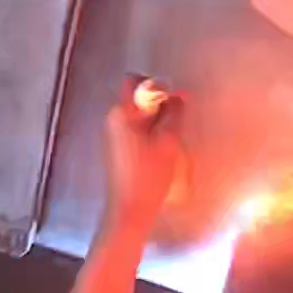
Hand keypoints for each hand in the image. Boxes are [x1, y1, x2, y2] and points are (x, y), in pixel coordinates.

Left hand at [100, 75, 182, 240]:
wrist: (130, 211)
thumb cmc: (149, 175)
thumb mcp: (168, 140)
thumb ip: (174, 113)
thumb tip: (180, 94)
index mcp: (121, 112)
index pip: (133, 81)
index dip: (154, 84)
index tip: (172, 99)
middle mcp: (113, 118)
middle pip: (136, 96)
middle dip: (158, 102)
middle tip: (176, 118)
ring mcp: (114, 133)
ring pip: (138, 113)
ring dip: (157, 117)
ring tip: (172, 134)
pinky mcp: (119, 147)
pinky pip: (136, 127)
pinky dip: (151, 130)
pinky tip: (163, 146)